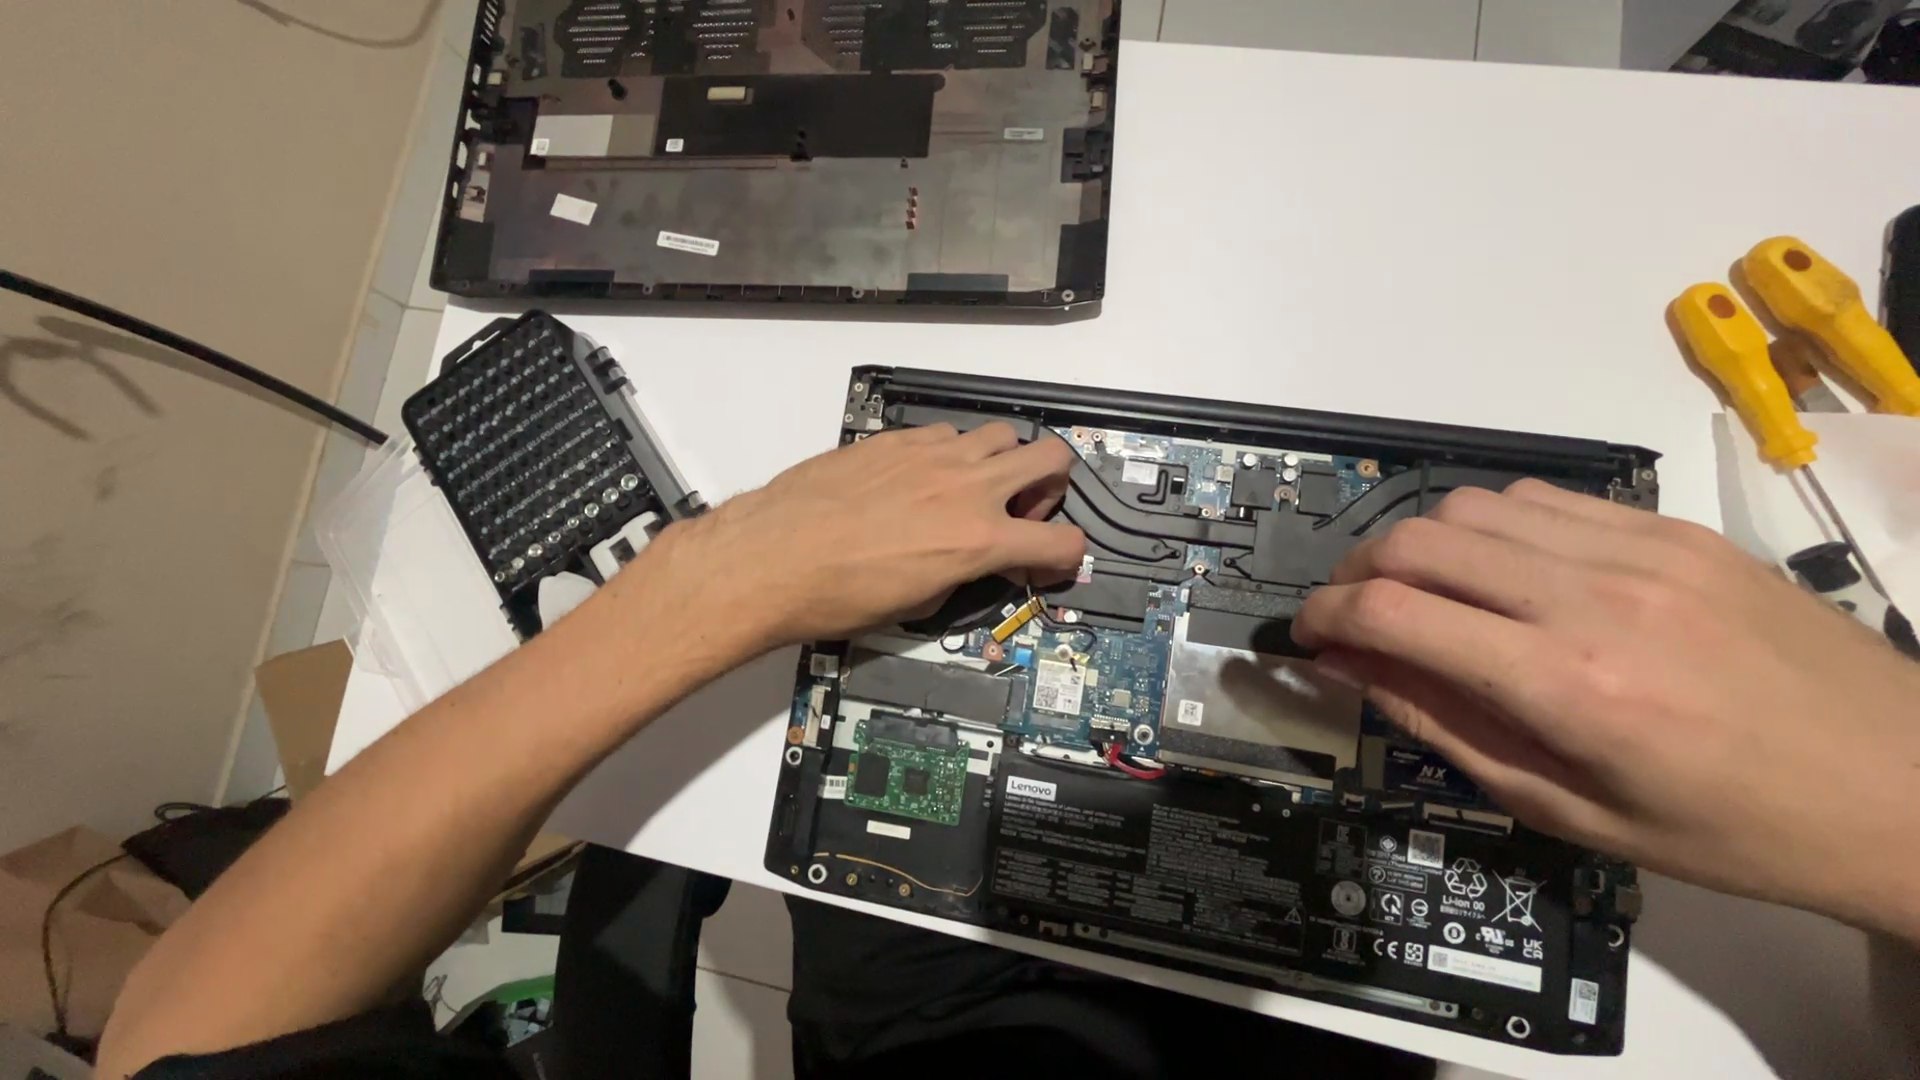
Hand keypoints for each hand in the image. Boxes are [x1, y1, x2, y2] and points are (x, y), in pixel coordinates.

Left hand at [642, 422, 1084, 655]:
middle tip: (1023, 510)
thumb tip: (978, 560)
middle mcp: (967, 488)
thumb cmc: (836, 594)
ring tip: (973, 489)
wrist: (771, 558)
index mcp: (978, 540)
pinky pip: (947, 434)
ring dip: (1003, 462)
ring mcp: (933, 455)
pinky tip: (922, 479)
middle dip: (1052, 486)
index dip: (1066, 558)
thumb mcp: (919, 603)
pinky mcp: (897, 440)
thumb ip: (965, 572)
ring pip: (1002, 435)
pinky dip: (952, 454)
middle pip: (1054, 458)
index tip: (1050, 562)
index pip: (1062, 542)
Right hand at [1292, 479, 1919, 937]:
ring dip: (1414, 545)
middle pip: (1416, 542)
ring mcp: (1637, 550)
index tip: (1306, 634)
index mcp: (1564, 685)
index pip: (1392, 613)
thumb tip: (1347, 664)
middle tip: (1348, 612)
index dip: (1323, 615)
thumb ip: (1436, 722)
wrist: (1913, 790)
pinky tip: (1493, 567)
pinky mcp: (1670, 529)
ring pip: (1467, 507)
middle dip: (1353, 573)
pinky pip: (1536, 499)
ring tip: (1416, 588)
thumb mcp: (1559, 805)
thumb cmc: (1725, 828)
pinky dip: (1483, 526)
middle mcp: (1591, 598)